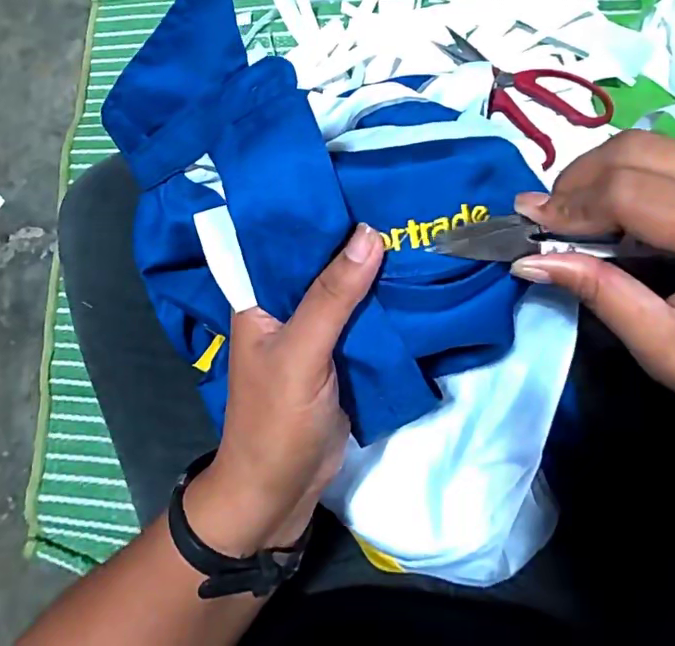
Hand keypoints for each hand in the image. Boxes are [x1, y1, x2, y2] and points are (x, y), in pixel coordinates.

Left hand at [183, 224, 382, 555]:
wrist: (280, 495)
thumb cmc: (276, 420)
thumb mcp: (301, 352)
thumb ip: (332, 296)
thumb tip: (368, 233)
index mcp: (259, 297)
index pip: (286, 240)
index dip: (319, 213)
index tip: (358, 180)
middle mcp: (284, 307)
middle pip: (321, 264)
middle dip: (355, 239)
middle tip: (401, 201)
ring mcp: (314, 333)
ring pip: (346, 291)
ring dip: (374, 270)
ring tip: (415, 228)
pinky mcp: (339, 357)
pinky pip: (362, 321)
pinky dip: (383, 305)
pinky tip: (413, 280)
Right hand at [509, 131, 674, 472]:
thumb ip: (605, 298)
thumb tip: (531, 259)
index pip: (640, 194)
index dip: (573, 205)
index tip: (529, 226)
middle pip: (645, 151)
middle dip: (581, 180)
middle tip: (549, 220)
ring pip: (660, 144)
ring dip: (605, 173)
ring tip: (580, 217)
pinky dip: (637, 176)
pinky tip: (625, 213)